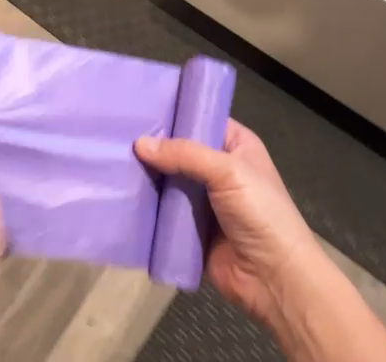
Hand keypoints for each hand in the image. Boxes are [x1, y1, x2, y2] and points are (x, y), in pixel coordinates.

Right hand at [134, 120, 326, 328]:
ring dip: (147, 177)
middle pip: (179, 151)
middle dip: (153, 146)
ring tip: (112, 161)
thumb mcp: (227, 171)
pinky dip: (147, 207)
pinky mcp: (190, 229)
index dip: (174, 115)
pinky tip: (121, 194)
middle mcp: (218, 168)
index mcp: (236, 145)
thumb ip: (185, 155)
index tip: (140, 106)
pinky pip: (163, 212)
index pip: (200, 120)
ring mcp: (203, 200)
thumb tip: (139, 143)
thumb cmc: (260, 212)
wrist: (273, 277)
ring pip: (168, 181)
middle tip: (118, 133)